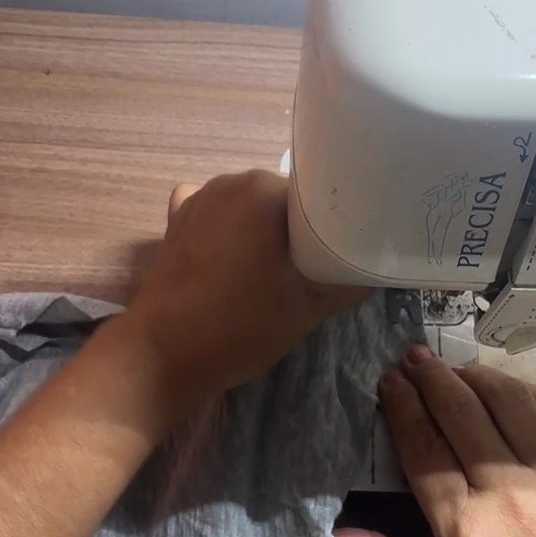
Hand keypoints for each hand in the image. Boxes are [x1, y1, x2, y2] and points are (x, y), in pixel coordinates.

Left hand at [120, 169, 365, 409]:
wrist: (163, 355)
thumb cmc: (240, 324)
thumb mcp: (308, 308)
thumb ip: (348, 283)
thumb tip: (372, 271)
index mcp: (265, 190)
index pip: (318, 195)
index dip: (334, 225)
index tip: (340, 254)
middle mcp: (231, 181)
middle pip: (284, 199)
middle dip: (299, 228)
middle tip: (313, 269)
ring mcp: (197, 199)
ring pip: (250, 206)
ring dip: (264, 230)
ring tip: (274, 269)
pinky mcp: (175, 222)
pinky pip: (215, 214)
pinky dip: (229, 228)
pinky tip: (234, 256)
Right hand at [334, 347, 535, 536]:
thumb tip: (338, 532)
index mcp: (466, 531)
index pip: (422, 445)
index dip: (401, 405)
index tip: (389, 381)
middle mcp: (510, 494)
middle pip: (461, 409)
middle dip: (431, 376)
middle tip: (412, 357)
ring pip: (508, 399)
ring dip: (475, 375)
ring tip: (453, 369)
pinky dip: (526, 390)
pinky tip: (506, 390)